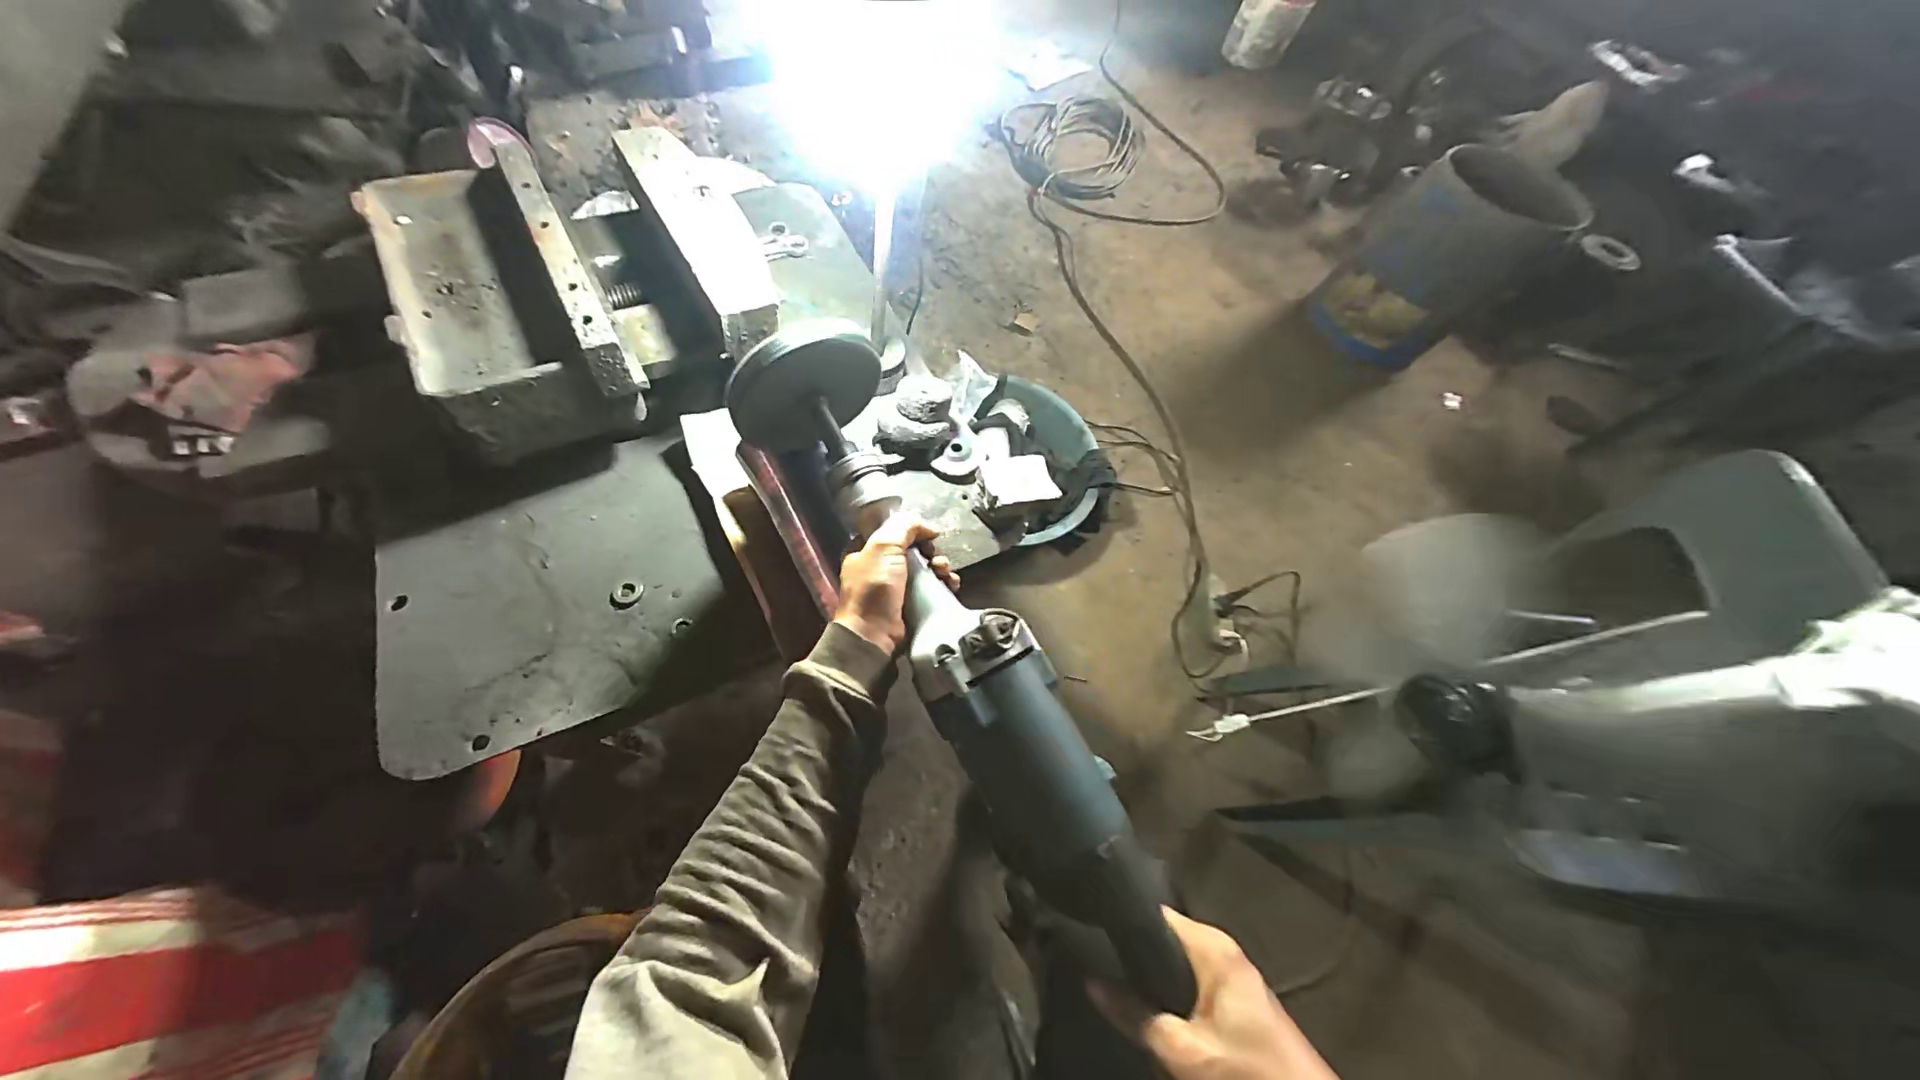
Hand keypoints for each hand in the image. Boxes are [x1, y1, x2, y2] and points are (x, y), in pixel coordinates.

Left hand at [833, 514, 959, 653]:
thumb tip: (929, 527)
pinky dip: (945, 584)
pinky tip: (951, 584)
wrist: (874, 633)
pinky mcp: (914, 605)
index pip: (896, 533)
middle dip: (931, 551)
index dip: (914, 532)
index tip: (927, 536)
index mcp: (868, 552)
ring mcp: (899, 588)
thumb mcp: (884, 546)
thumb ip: (905, 527)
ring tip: (944, 572)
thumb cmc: (875, 586)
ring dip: (941, 567)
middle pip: (916, 550)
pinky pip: (934, 588)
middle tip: (934, 558)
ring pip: (928, 569)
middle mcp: (883, 568)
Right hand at [1089, 908, 1338, 1079]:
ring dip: (1152, 977)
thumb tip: (1092, 983)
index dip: (1122, 921)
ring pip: (1176, 962)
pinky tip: (1150, 1005)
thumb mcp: (1183, 1049)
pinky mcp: (1235, 999)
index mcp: (1212, 946)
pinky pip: (1189, 981)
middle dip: (1135, 954)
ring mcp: (1231, 974)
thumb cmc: (1247, 1072)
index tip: (1091, 925)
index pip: (1155, 914)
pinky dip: (1169, 992)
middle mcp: (1222, 949)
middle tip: (1099, 963)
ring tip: (1115, 980)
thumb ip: (1134, 1015)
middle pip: (1164, 938)